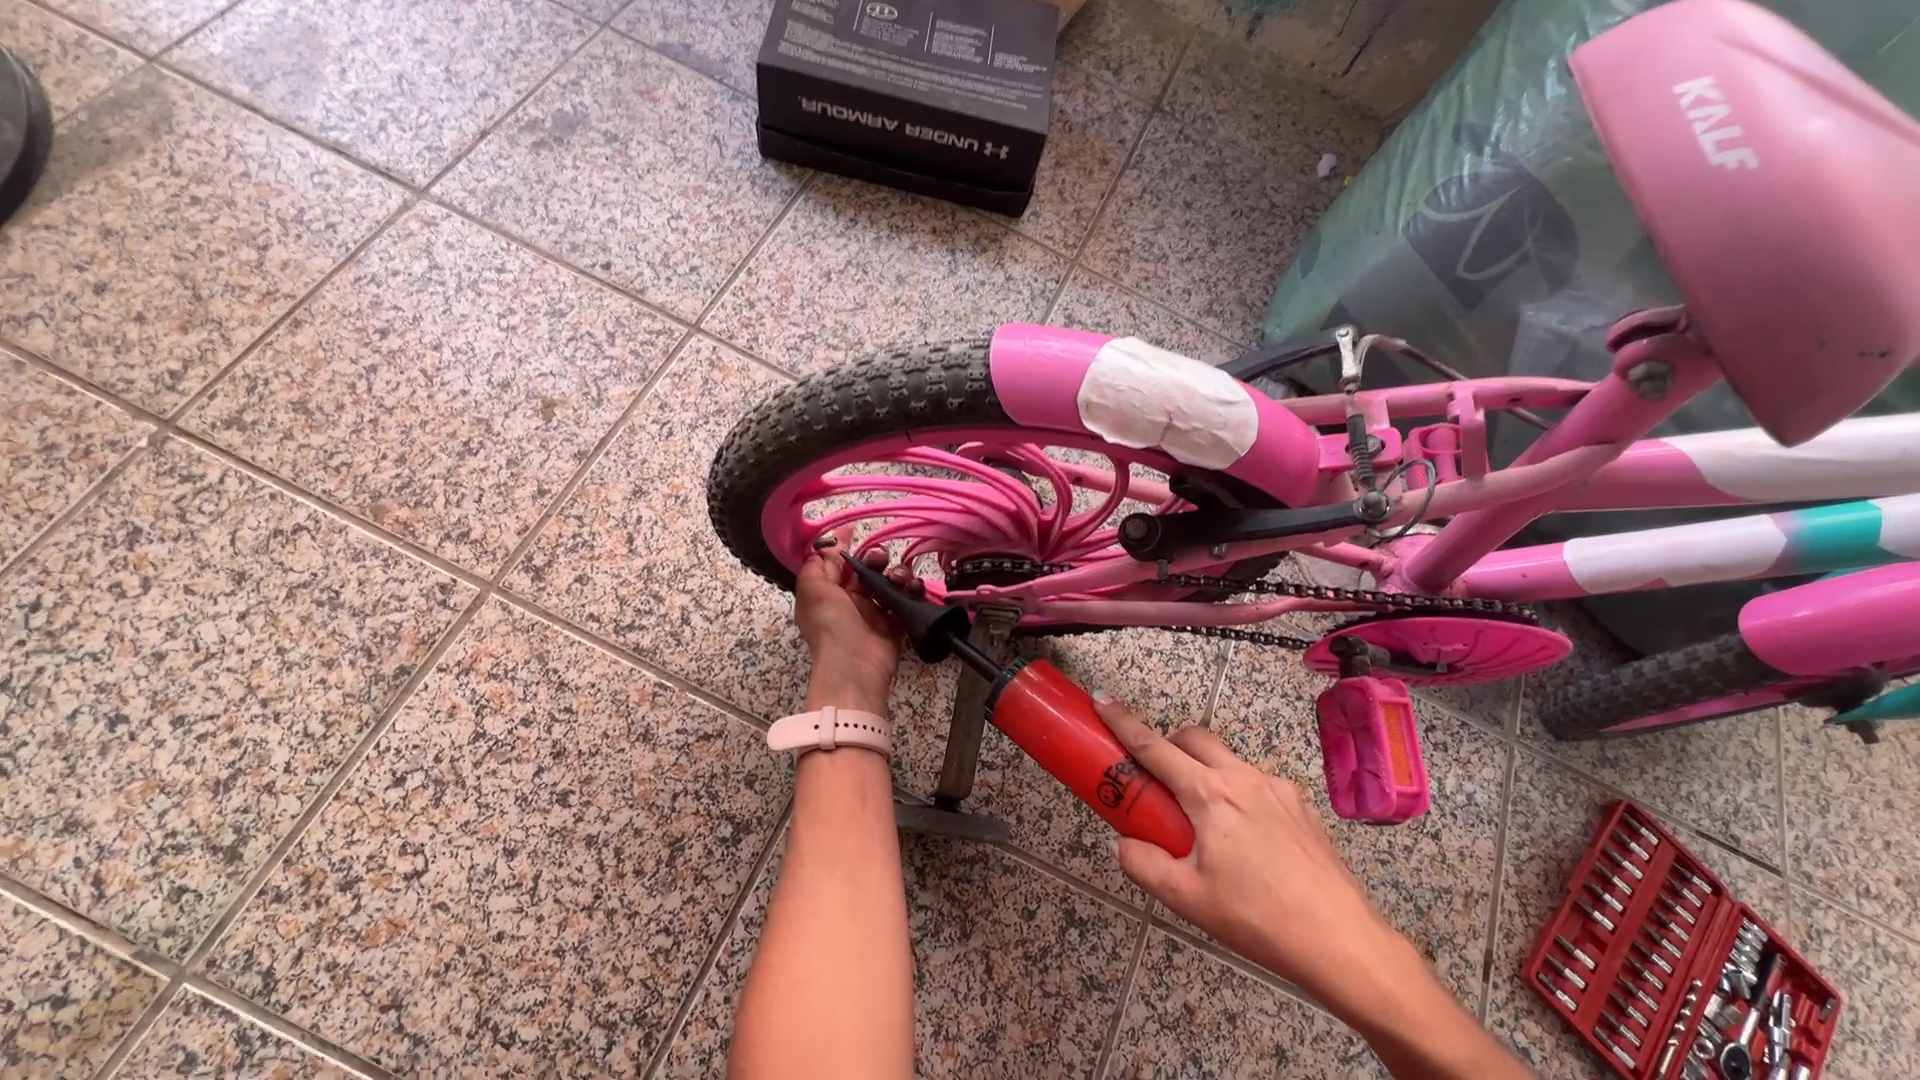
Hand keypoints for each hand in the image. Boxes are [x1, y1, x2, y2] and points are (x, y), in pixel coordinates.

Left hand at [794, 529, 913, 713]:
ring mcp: (875, 612)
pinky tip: (913, 588)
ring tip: (899, 579)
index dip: (844, 543)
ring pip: (890, 581)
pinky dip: (913, 591)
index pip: (837, 562)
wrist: (856, 666)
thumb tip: (827, 544)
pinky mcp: (896, 623)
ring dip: (897, 573)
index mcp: (827, 592)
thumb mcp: (814, 589)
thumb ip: (818, 564)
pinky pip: (908, 600)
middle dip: (876, 557)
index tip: (854, 526)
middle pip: (868, 569)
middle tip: (880, 559)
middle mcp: (850, 601)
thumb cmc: (831, 626)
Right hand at [1091, 695, 1418, 1021]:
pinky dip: (1235, 792)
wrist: (1341, 941)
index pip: (1155, 748)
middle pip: (1194, 738)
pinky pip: (1256, 783)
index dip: (1124, 723)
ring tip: (1201, 821)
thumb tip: (1125, 843)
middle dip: (1167, 743)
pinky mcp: (1301, 806)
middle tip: (1154, 780)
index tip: (1102, 700)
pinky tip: (1243, 840)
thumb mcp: (1186, 898)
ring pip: (1227, 759)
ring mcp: (1278, 789)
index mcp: (1210, 794)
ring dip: (1203, 769)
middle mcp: (1244, 778)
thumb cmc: (1257, 918)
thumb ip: (1143, 864)